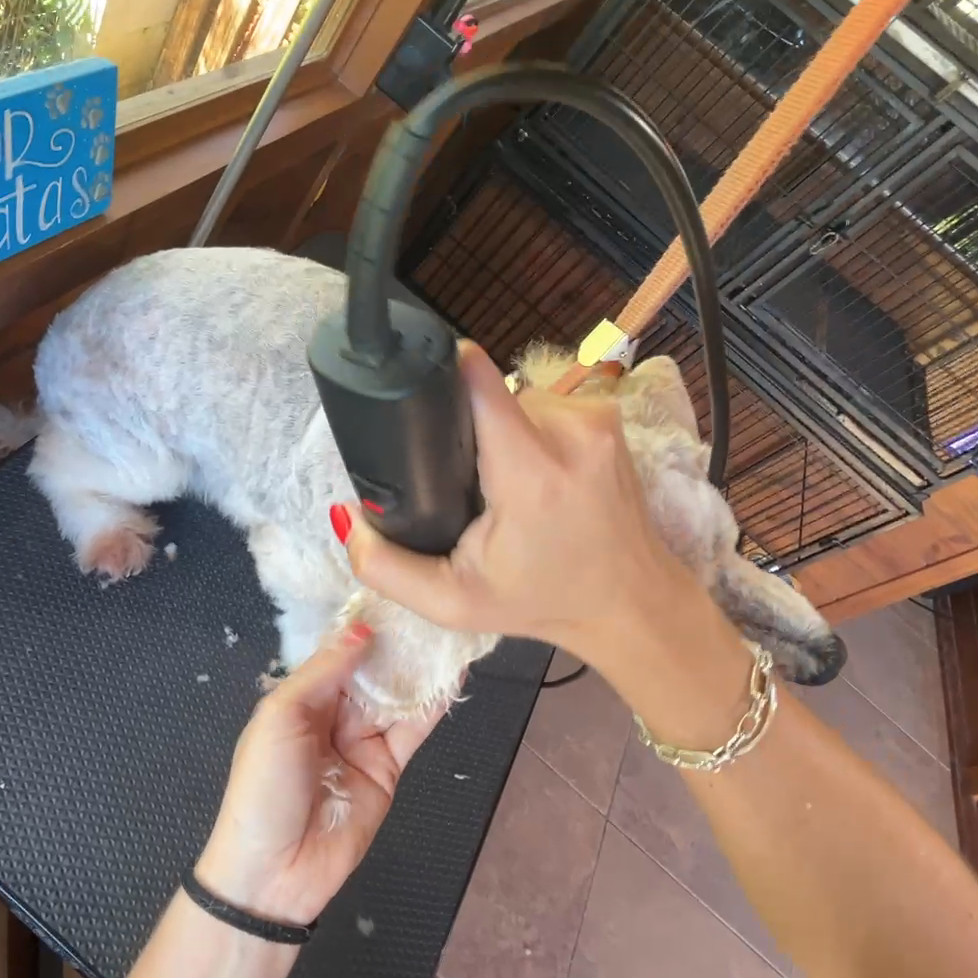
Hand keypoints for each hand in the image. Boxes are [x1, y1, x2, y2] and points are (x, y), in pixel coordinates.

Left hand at [195, 626, 443, 925]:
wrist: (274, 870)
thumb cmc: (265, 785)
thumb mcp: (281, 717)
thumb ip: (323, 672)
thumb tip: (361, 629)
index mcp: (300, 696)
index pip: (336, 652)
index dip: (362, 626)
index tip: (394, 593)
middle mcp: (332, 712)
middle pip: (370, 670)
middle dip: (396, 644)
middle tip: (431, 607)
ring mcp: (362, 740)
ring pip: (394, 696)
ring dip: (418, 670)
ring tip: (448, 634)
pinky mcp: (387, 769)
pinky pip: (412, 731)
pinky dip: (433, 707)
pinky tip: (452, 679)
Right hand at [340, 342, 713, 666]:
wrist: (632, 604)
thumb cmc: (540, 602)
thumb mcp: (451, 602)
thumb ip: (386, 567)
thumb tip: (345, 516)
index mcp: (531, 472)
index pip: (477, 381)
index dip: (437, 373)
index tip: (410, 387)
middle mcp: (570, 430)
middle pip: (486, 394)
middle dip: (462, 426)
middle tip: (454, 475)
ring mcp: (596, 418)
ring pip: (515, 396)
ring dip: (494, 428)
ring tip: (491, 477)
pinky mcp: (607, 416)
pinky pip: (543, 402)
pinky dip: (524, 428)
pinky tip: (525, 469)